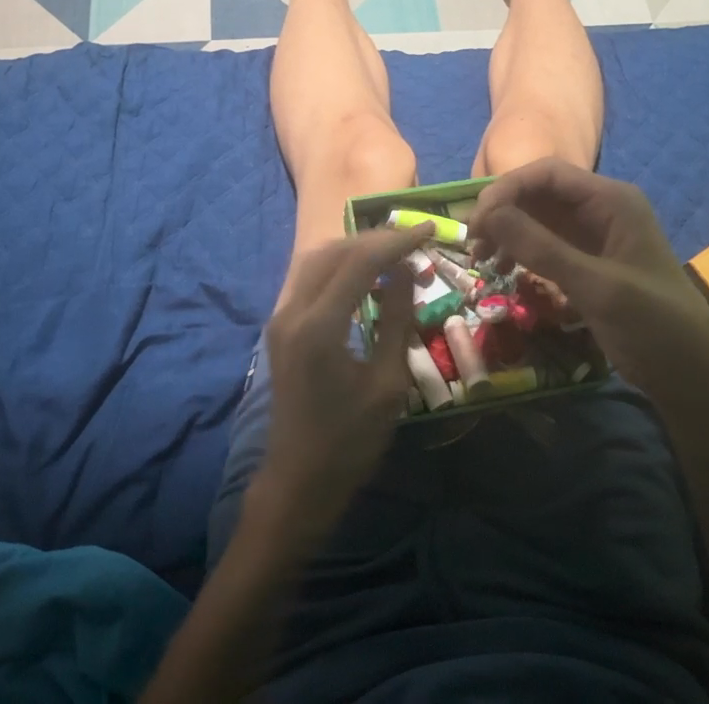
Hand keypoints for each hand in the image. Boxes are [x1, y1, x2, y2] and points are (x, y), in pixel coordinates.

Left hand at [256, 226, 430, 526]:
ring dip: (354, 248)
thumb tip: (407, 270)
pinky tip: (366, 276)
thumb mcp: (388, 383)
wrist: (300, 478)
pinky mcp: (280, 327)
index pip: (358, 262)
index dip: (395, 241)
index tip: (429, 230)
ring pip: (315, 260)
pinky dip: (338, 266)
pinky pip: (308, 279)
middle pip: (332, 252)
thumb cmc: (351, 439)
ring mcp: (280, 319)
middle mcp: (291, 313)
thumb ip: (396, 320)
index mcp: (318, 328)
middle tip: (414, 238)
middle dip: (375, 238)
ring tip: (394, 251)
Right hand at [468, 158, 708, 393]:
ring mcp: (594, 239)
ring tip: (482, 262)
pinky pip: (545, 247)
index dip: (507, 190)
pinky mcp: (587, 266)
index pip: (548, 173)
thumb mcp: (595, 285)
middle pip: (539, 194)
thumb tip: (487, 215)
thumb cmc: (653, 324)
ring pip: (538, 221)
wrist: (690, 374)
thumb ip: (541, 248)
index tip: (476, 222)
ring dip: (507, 235)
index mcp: (612, 201)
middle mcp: (601, 211)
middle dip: (502, 214)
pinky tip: (504, 274)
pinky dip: (521, 255)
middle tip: (473, 247)